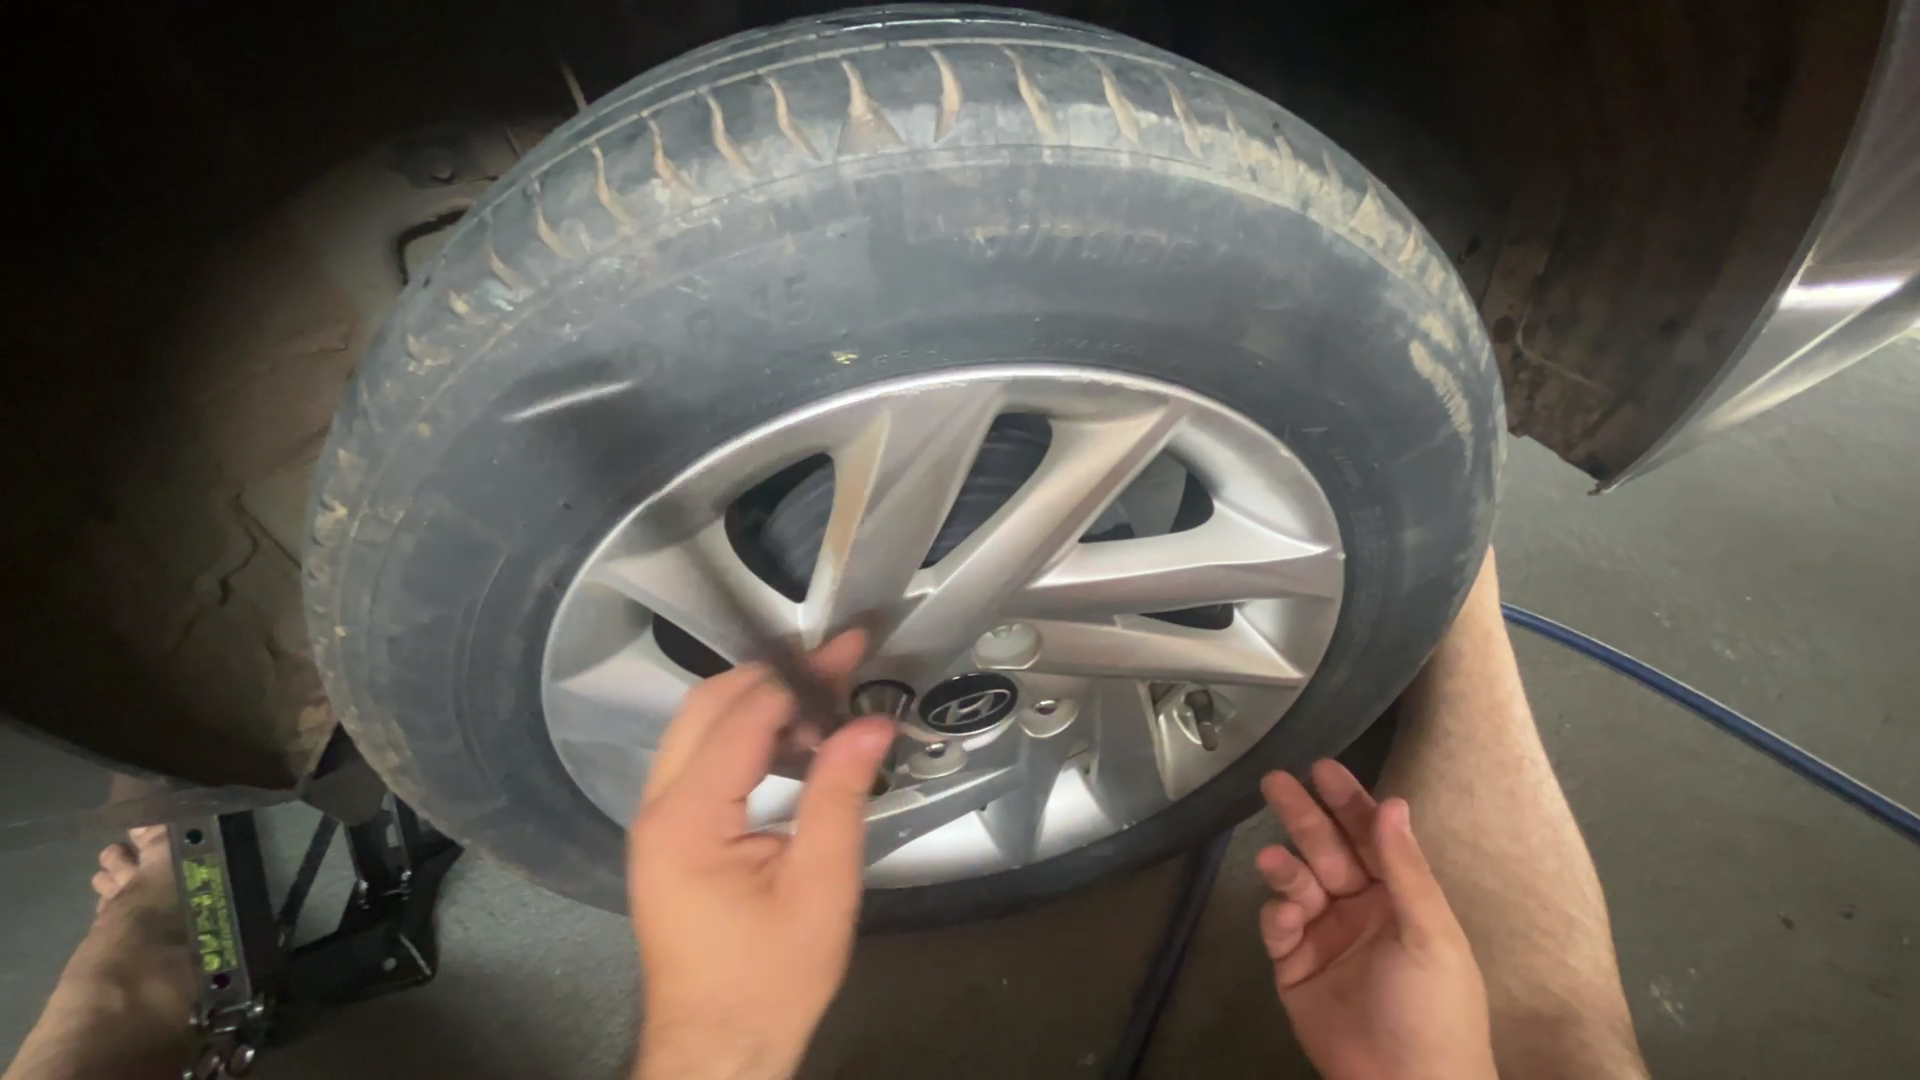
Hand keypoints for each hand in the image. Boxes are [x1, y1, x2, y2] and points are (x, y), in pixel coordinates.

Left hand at [628, 631, 893, 1079]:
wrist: (719, 1049)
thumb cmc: (771, 978)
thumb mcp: (821, 886)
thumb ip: (840, 793)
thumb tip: (873, 722)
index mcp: (688, 819)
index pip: (743, 716)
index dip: (800, 677)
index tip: (850, 652)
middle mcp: (658, 807)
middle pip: (707, 704)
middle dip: (775, 675)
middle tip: (838, 665)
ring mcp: (656, 819)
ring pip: (700, 725)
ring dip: (761, 702)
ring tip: (826, 702)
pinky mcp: (669, 833)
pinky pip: (703, 758)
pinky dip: (749, 736)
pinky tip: (796, 744)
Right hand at [1257, 760, 1496, 1079]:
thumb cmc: (1433, 1009)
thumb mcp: (1430, 936)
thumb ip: (1405, 868)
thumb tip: (1393, 802)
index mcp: (1397, 899)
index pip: (1369, 837)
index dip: (1348, 802)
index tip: (1322, 768)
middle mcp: (1357, 908)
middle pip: (1324, 849)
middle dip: (1302, 815)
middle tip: (1274, 781)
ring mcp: (1323, 935)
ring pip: (1296, 882)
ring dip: (1285, 866)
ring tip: (1273, 861)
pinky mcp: (1292, 964)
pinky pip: (1277, 926)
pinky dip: (1277, 916)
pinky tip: (1283, 916)